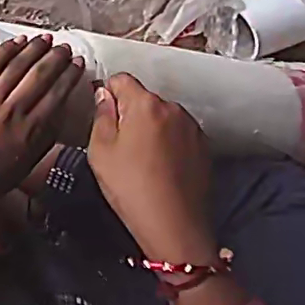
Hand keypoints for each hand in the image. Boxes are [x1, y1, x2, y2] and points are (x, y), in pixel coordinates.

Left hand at [0, 36, 85, 196]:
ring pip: (18, 66)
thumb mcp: (23, 167)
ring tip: (46, 39)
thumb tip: (54, 116)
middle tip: (65, 48)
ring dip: (35, 49)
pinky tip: (18, 41)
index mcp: (30, 134)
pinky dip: (6, 50)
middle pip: (41, 76)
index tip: (77, 65)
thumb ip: (41, 140)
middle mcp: (13, 112)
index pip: (57, 96)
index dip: (69, 77)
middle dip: (56, 59)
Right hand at [86, 74, 214, 263]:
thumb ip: (101, 115)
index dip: (107, 94)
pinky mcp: (203, 146)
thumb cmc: (131, 188)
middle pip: (143, 97)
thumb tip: (104, 95)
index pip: (121, 79)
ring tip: (140, 160)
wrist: (174, 226)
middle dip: (129, 113)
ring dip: (149, 127)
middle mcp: (173, 108)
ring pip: (161, 115)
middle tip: (118, 145)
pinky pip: (177, 132)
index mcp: (145, 104)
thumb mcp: (100, 150)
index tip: (102, 117)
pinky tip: (159, 167)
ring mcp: (192, 127)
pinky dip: (167, 142)